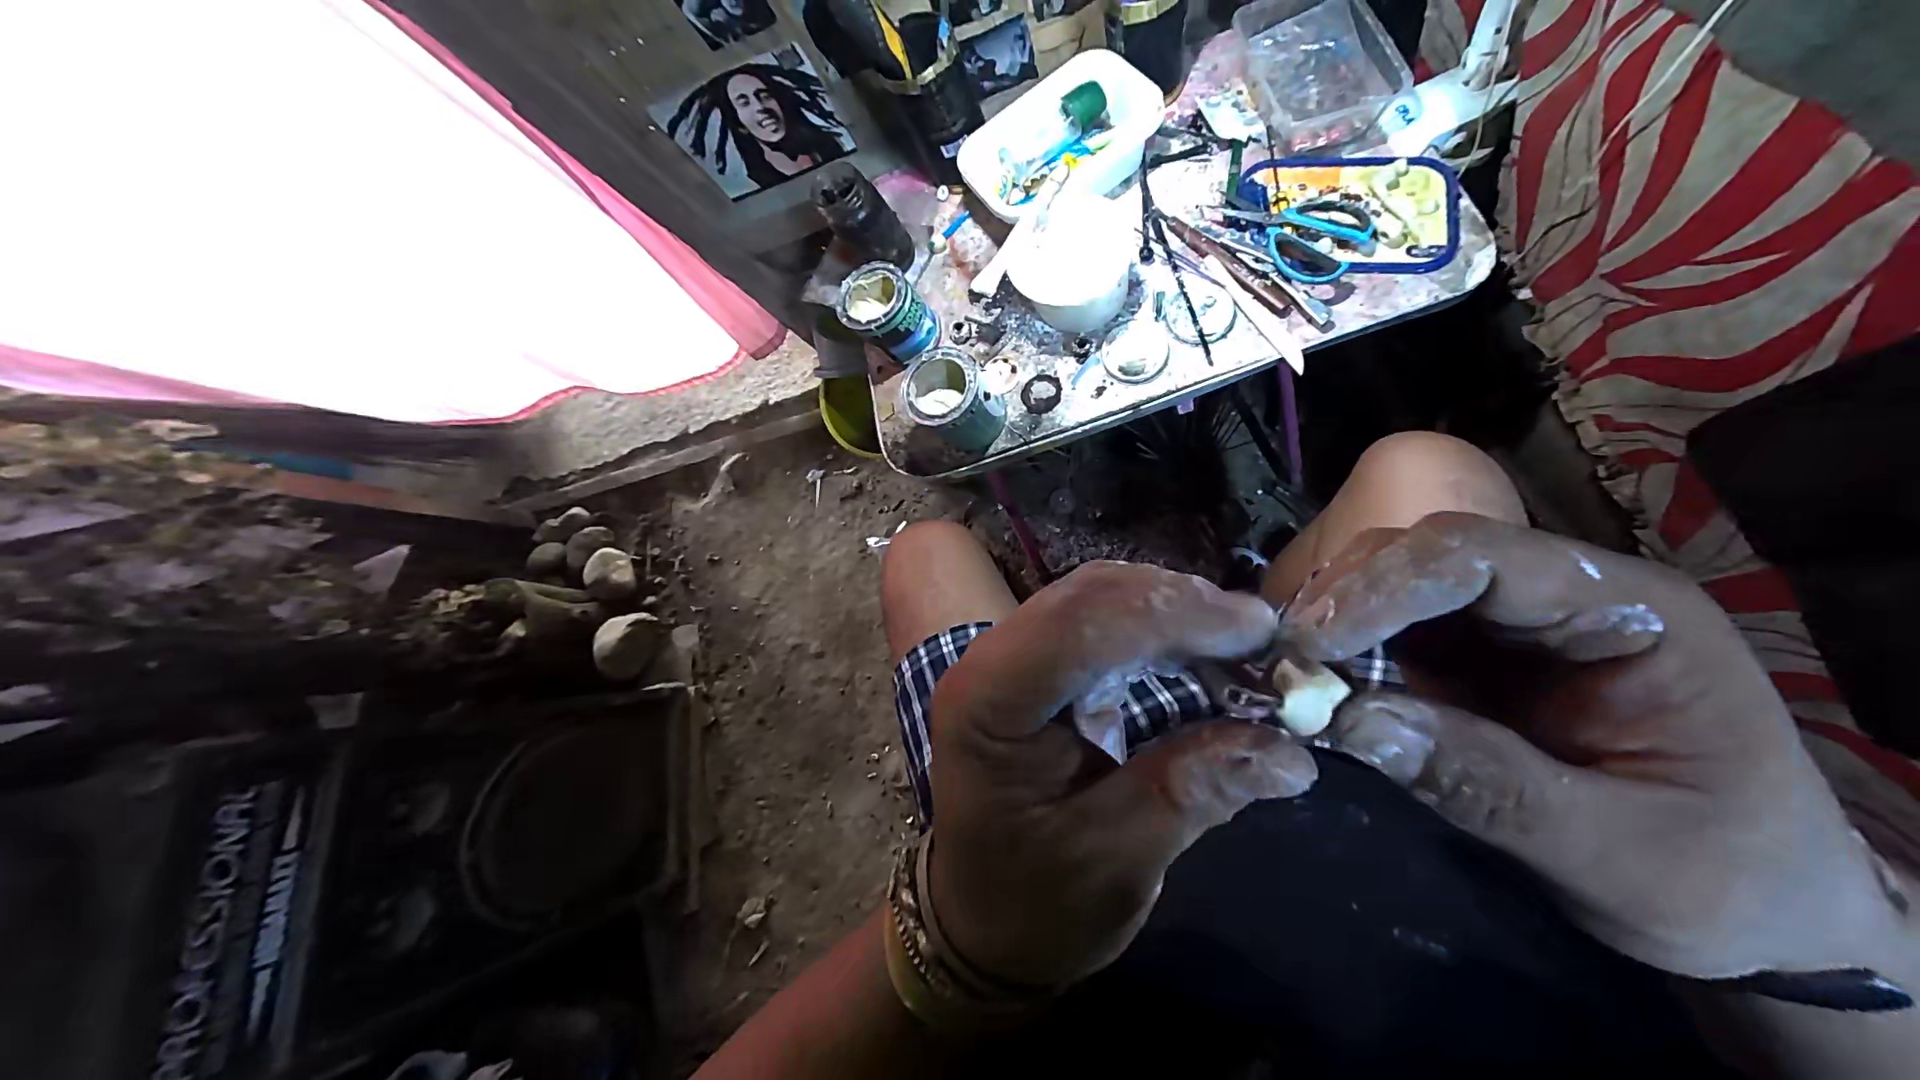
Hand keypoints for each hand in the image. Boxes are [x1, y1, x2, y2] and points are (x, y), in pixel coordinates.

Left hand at [926, 561, 1316, 988]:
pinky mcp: (1035, 669)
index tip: (1258, 631)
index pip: (1077, 626)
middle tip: (1261, 635)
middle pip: (1087, 597)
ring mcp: (1008, 659)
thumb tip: (1289, 751)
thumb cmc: (1031, 903)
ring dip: (1170, 608)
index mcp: (987, 702)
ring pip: (1094, 599)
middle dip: (1178, 603)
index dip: (1171, 614)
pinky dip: (1155, 627)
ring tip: (1240, 640)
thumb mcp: (1114, 862)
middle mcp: (989, 662)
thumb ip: (1191, 792)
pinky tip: (1199, 648)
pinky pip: (1097, 623)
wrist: (981, 918)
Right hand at [1284, 513, 1908, 978]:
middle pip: (1424, 555)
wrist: (1751, 909)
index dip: (1386, 585)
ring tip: (1285, 670)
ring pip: (1392, 584)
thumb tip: (1343, 718)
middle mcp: (1556, 595)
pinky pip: (1385, 632)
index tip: (1310, 642)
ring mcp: (1505, 623)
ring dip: (1331, 621)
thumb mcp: (1616, 852)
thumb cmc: (1717, 878)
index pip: (1484, 558)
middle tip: (1280, 659)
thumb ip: (1484, 783)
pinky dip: (1339, 651)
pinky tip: (1311, 678)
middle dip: (1345, 598)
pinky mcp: (1466, 656)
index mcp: (1627, 611)